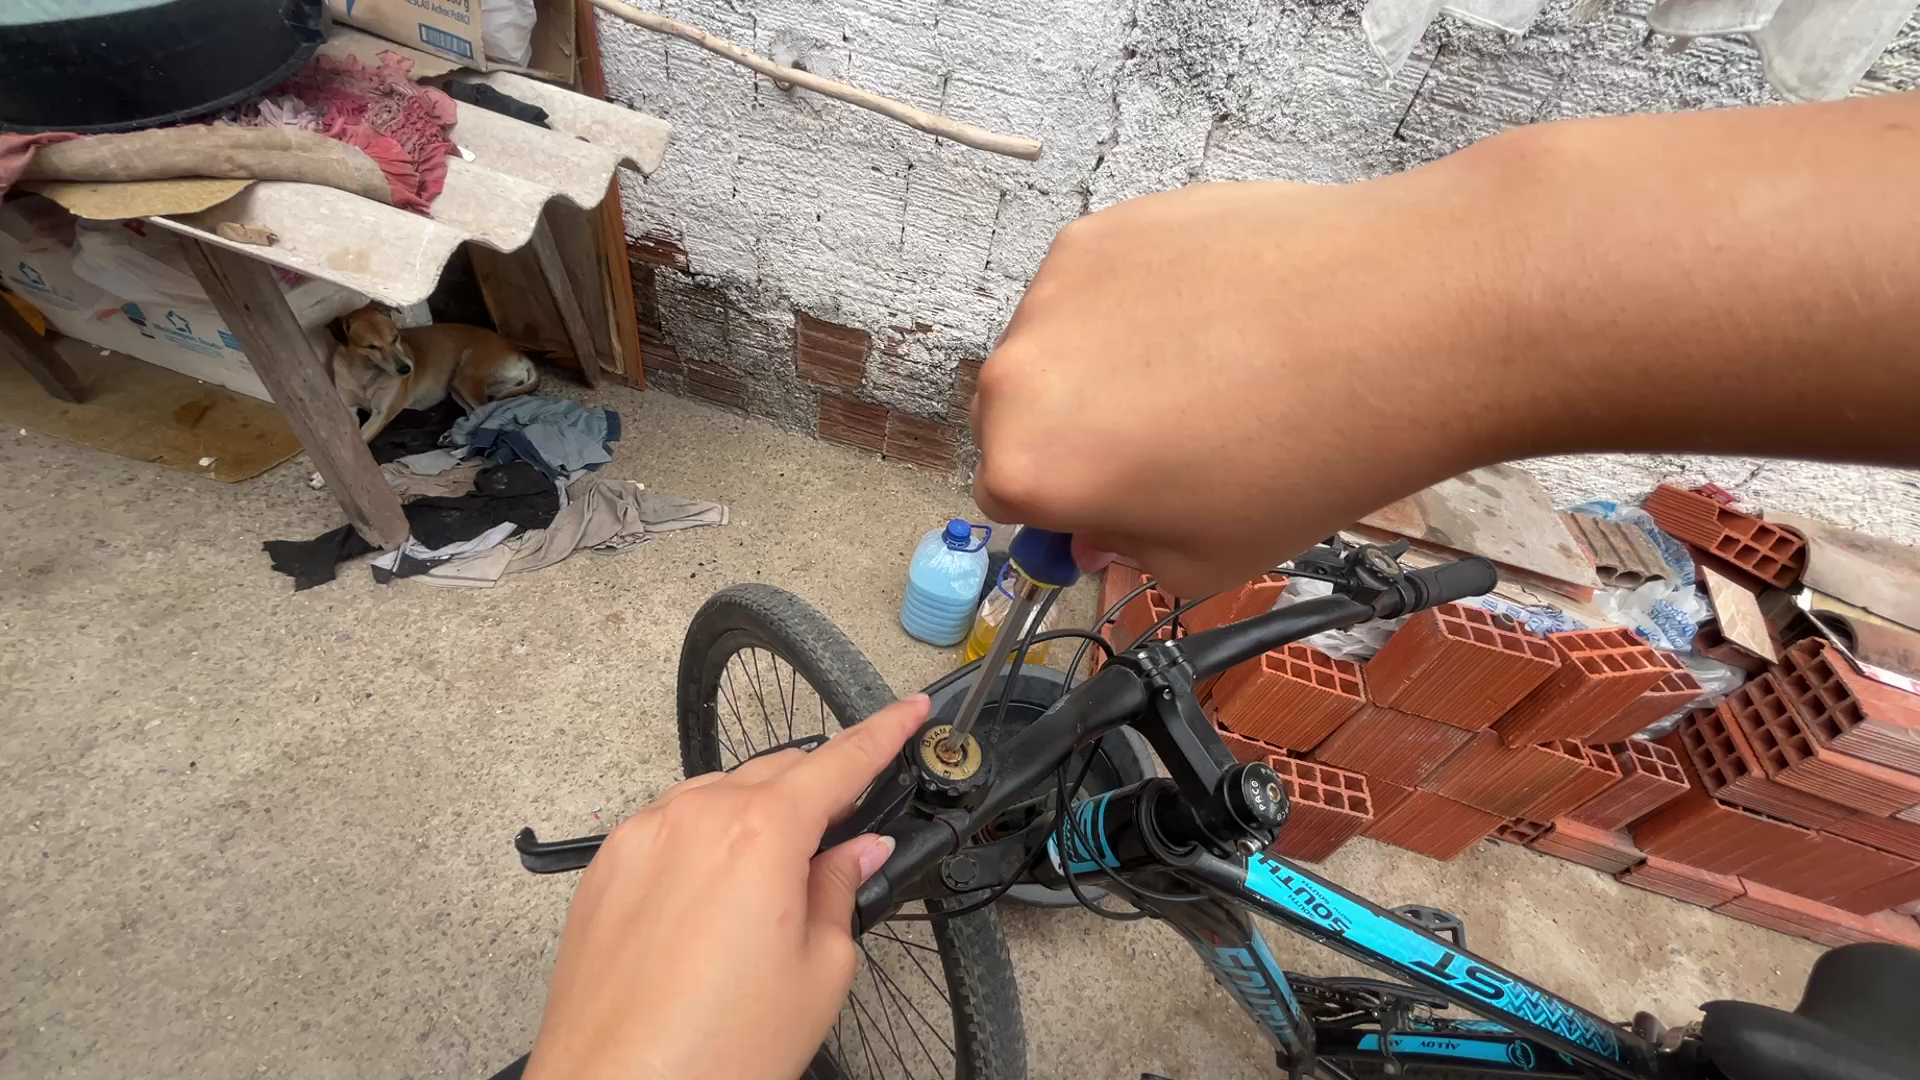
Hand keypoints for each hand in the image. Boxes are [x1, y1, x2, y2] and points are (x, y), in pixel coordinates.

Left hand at [524, 695, 929, 1079]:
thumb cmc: (715, 1055)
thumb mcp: (819, 971)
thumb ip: (842, 887)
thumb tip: (859, 850)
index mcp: (762, 833)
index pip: (843, 760)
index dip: (885, 730)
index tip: (909, 709)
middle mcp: (700, 814)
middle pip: (783, 771)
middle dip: (821, 790)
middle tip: (845, 830)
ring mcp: (648, 832)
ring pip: (728, 789)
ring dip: (763, 810)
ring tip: (773, 876)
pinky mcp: (611, 860)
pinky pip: (677, 817)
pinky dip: (711, 832)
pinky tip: (715, 889)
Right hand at [971, 168, 1521, 596]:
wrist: (1406, 318)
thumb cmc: (1304, 461)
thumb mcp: (1201, 562)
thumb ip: (1121, 553)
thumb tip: (1094, 527)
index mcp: (1028, 466)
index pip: (1002, 497)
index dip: (1060, 504)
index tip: (1109, 496)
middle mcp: (1016, 375)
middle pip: (1014, 420)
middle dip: (1066, 437)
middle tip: (1156, 435)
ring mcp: (1055, 291)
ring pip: (1050, 351)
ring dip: (1092, 369)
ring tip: (1193, 366)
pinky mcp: (1101, 232)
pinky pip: (1088, 290)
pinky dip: (1126, 308)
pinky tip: (1203, 312)